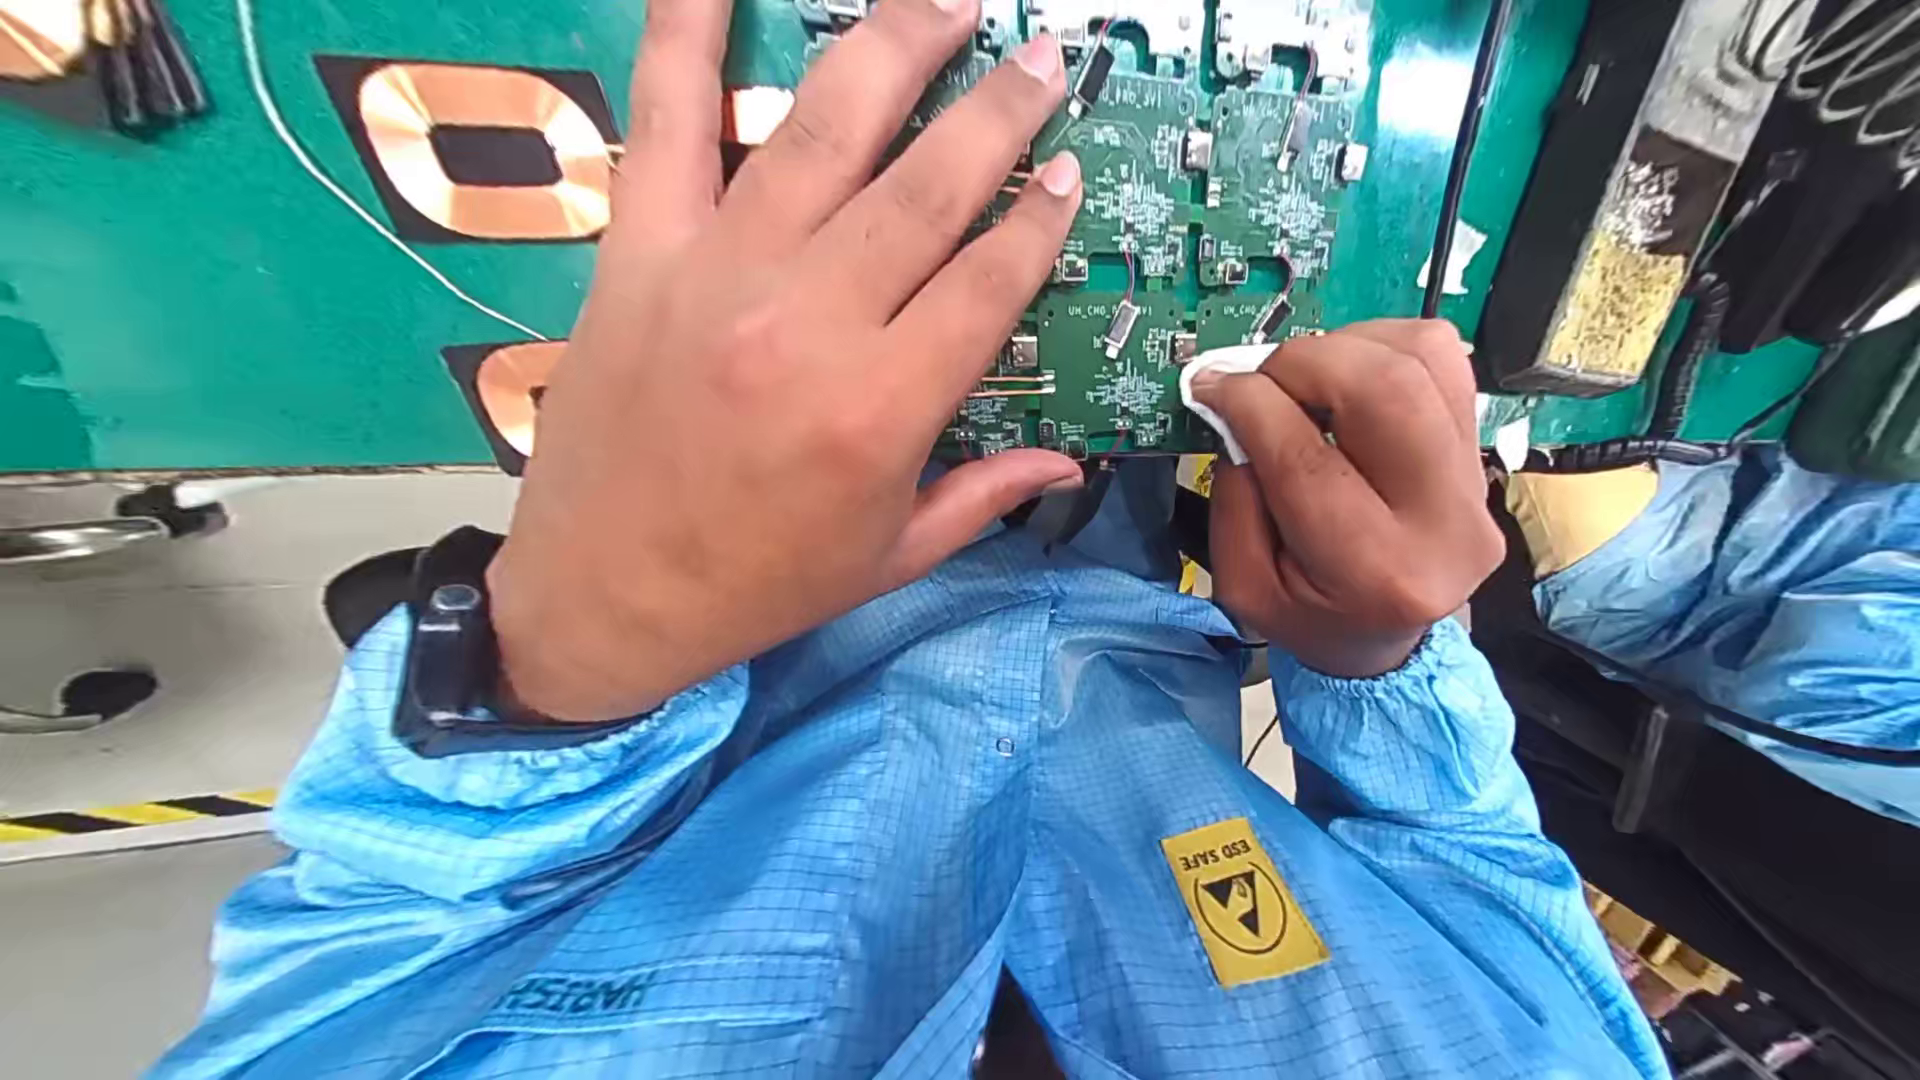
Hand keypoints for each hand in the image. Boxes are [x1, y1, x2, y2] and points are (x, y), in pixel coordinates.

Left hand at [488, 0, 1085, 721]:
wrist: (612, 595)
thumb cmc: (763, 586)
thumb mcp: (890, 557)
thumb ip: (985, 497)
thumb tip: (1066, 463)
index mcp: (882, 410)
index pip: (986, 285)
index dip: (1037, 224)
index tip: (1068, 177)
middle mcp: (809, 324)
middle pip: (924, 190)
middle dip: (995, 116)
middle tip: (1038, 60)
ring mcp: (718, 275)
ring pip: (823, 132)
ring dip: (894, 49)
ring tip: (946, 2)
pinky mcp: (639, 256)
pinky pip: (666, 118)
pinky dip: (689, 30)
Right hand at [1192, 320, 1504, 678]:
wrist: (1384, 637)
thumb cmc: (1306, 617)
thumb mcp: (1242, 584)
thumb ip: (1234, 500)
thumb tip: (1235, 413)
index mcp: (1371, 570)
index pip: (1305, 459)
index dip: (1248, 406)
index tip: (1210, 388)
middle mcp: (1444, 522)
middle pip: (1387, 389)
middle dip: (1302, 362)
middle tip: (1256, 377)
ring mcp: (1477, 482)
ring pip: (1424, 359)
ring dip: (1343, 348)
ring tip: (1298, 378)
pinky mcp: (1481, 453)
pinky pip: (1444, 362)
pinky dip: (1381, 349)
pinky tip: (1341, 377)